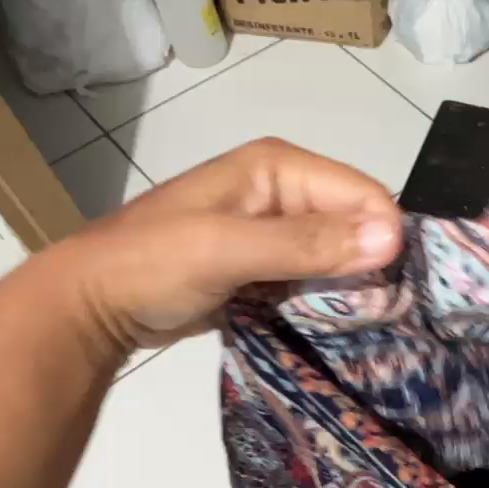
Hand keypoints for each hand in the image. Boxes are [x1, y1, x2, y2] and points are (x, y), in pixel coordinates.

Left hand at [50, 138, 403, 353]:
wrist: (94, 303)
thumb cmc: (154, 264)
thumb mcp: (228, 249)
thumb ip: (308, 243)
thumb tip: (392, 238)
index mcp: (278, 166)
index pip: (362, 193)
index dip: (385, 236)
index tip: (393, 290)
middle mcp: (284, 190)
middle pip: (355, 222)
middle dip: (372, 262)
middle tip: (381, 311)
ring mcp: (275, 228)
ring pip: (340, 252)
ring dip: (352, 284)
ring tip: (363, 321)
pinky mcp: (268, 263)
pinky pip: (316, 275)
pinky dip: (327, 297)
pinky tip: (333, 321)